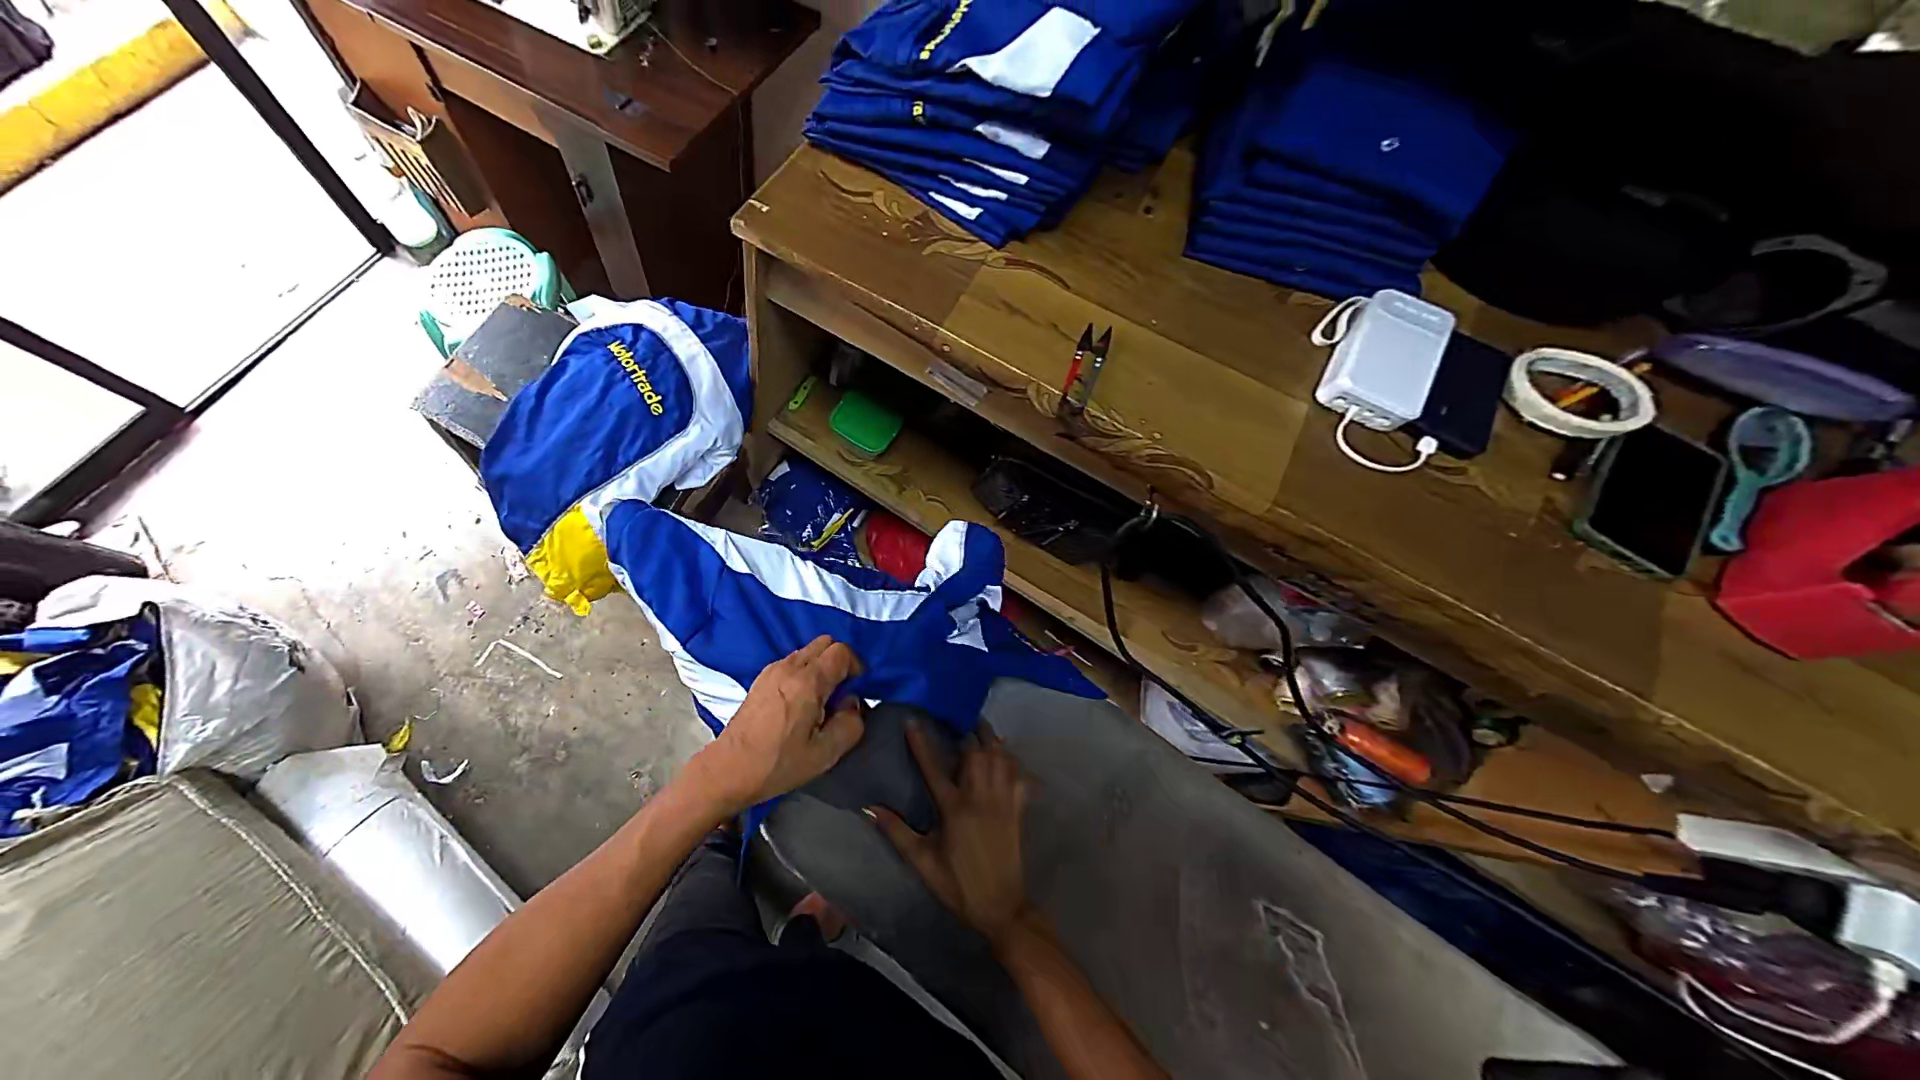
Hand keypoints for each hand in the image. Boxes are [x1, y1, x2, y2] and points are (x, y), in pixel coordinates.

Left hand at [682, 636, 864, 815]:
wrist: (728, 770)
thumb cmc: (777, 764)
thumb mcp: (825, 754)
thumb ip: (850, 724)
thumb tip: (852, 703)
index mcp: (807, 682)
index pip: (841, 651)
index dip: (856, 666)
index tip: (856, 689)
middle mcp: (789, 667)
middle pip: (825, 643)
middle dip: (839, 661)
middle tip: (841, 691)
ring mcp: (772, 670)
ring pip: (808, 651)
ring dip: (821, 666)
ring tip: (821, 698)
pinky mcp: (761, 679)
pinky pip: (793, 661)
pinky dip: (805, 671)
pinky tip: (801, 700)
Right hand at [869, 717, 1031, 948]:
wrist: (1002, 907)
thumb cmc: (958, 885)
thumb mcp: (923, 862)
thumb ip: (897, 832)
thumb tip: (871, 807)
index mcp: (954, 809)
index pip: (934, 768)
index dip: (921, 743)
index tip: (912, 721)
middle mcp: (980, 798)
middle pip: (976, 752)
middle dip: (967, 732)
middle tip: (957, 719)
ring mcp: (1003, 801)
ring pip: (1000, 757)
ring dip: (990, 739)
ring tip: (980, 729)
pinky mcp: (1018, 808)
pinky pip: (1019, 774)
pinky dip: (1012, 760)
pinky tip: (1006, 755)